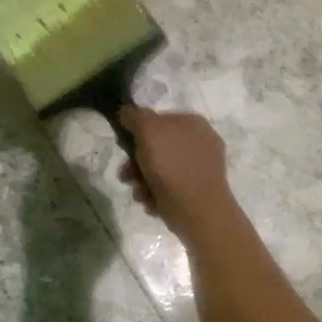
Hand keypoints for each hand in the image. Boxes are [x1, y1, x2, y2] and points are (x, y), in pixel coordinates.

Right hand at [116, 106, 237, 238]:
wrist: (197, 209)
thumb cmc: (172, 166)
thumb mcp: (149, 132)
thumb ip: (136, 117)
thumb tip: (127, 112)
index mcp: (191, 122)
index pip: (156, 119)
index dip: (135, 131)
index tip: (122, 146)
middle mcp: (198, 141)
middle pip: (154, 146)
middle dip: (135, 162)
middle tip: (127, 175)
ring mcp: (198, 166)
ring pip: (157, 168)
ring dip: (141, 180)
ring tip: (140, 191)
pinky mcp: (195, 188)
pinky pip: (167, 185)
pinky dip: (155, 193)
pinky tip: (152, 200)